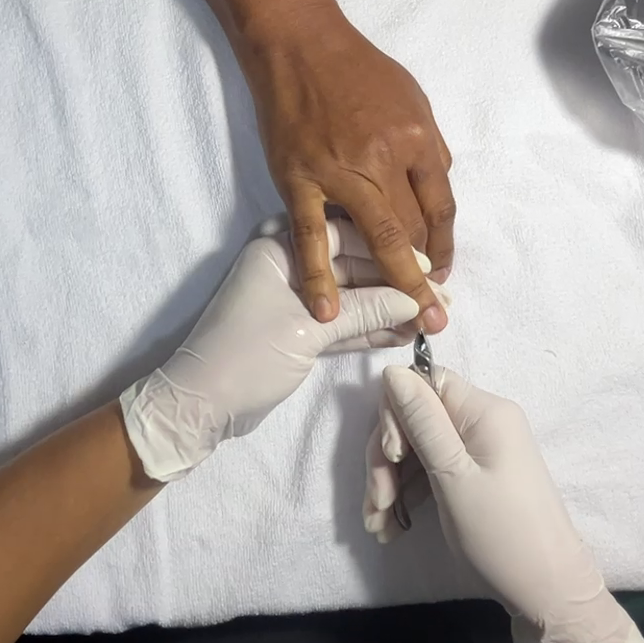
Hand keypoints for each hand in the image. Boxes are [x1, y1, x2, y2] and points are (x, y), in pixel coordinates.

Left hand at [121, 219, 433, 481]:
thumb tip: (415, 300)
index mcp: (279, 250)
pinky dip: (369, 329)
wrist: (202, 404)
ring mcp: (293, 301)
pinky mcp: (298, 332)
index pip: (343, 238)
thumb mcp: (307, 329)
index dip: (387, 253)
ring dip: (387, 310)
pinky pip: (341, 323)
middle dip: (394, 286)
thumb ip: (363, 311)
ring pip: (350, 299)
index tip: (427, 268)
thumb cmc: (247, 353)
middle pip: (351, 270)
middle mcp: (288, 268)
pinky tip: (403, 332)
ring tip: (432, 319)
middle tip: (441, 299)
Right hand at [239, 18, 452, 332]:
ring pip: (376, 239)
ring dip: (396, 284)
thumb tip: (435, 186)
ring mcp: (339, 173)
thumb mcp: (411, 96)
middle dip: (427, 272)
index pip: (441, 205)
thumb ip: (427, 144)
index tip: (443, 269)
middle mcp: (385, 160)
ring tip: (409, 320)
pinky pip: (312, 237)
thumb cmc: (357, 68)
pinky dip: (319, 276)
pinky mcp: (300, 181)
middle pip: (413, 228)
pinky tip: (326, 310)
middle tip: (435, 311)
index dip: (445, 244)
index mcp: (416, 138)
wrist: (299, 46)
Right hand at [363, 365, 643, 642]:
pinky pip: (428, 468)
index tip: (391, 456)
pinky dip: (406, 493)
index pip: (422, 381)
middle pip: (413, 417)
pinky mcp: (472, 474)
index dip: (395, 412)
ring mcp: (477, 449)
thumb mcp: (453, 475)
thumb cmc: (502, 534)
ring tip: (379, 523)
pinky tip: (390, 525)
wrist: (549, 597)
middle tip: (377, 501)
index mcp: (483, 411)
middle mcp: (480, 421)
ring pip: (414, 446)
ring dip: (390, 481)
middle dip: (386, 458)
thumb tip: (391, 369)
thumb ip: (420, 420)